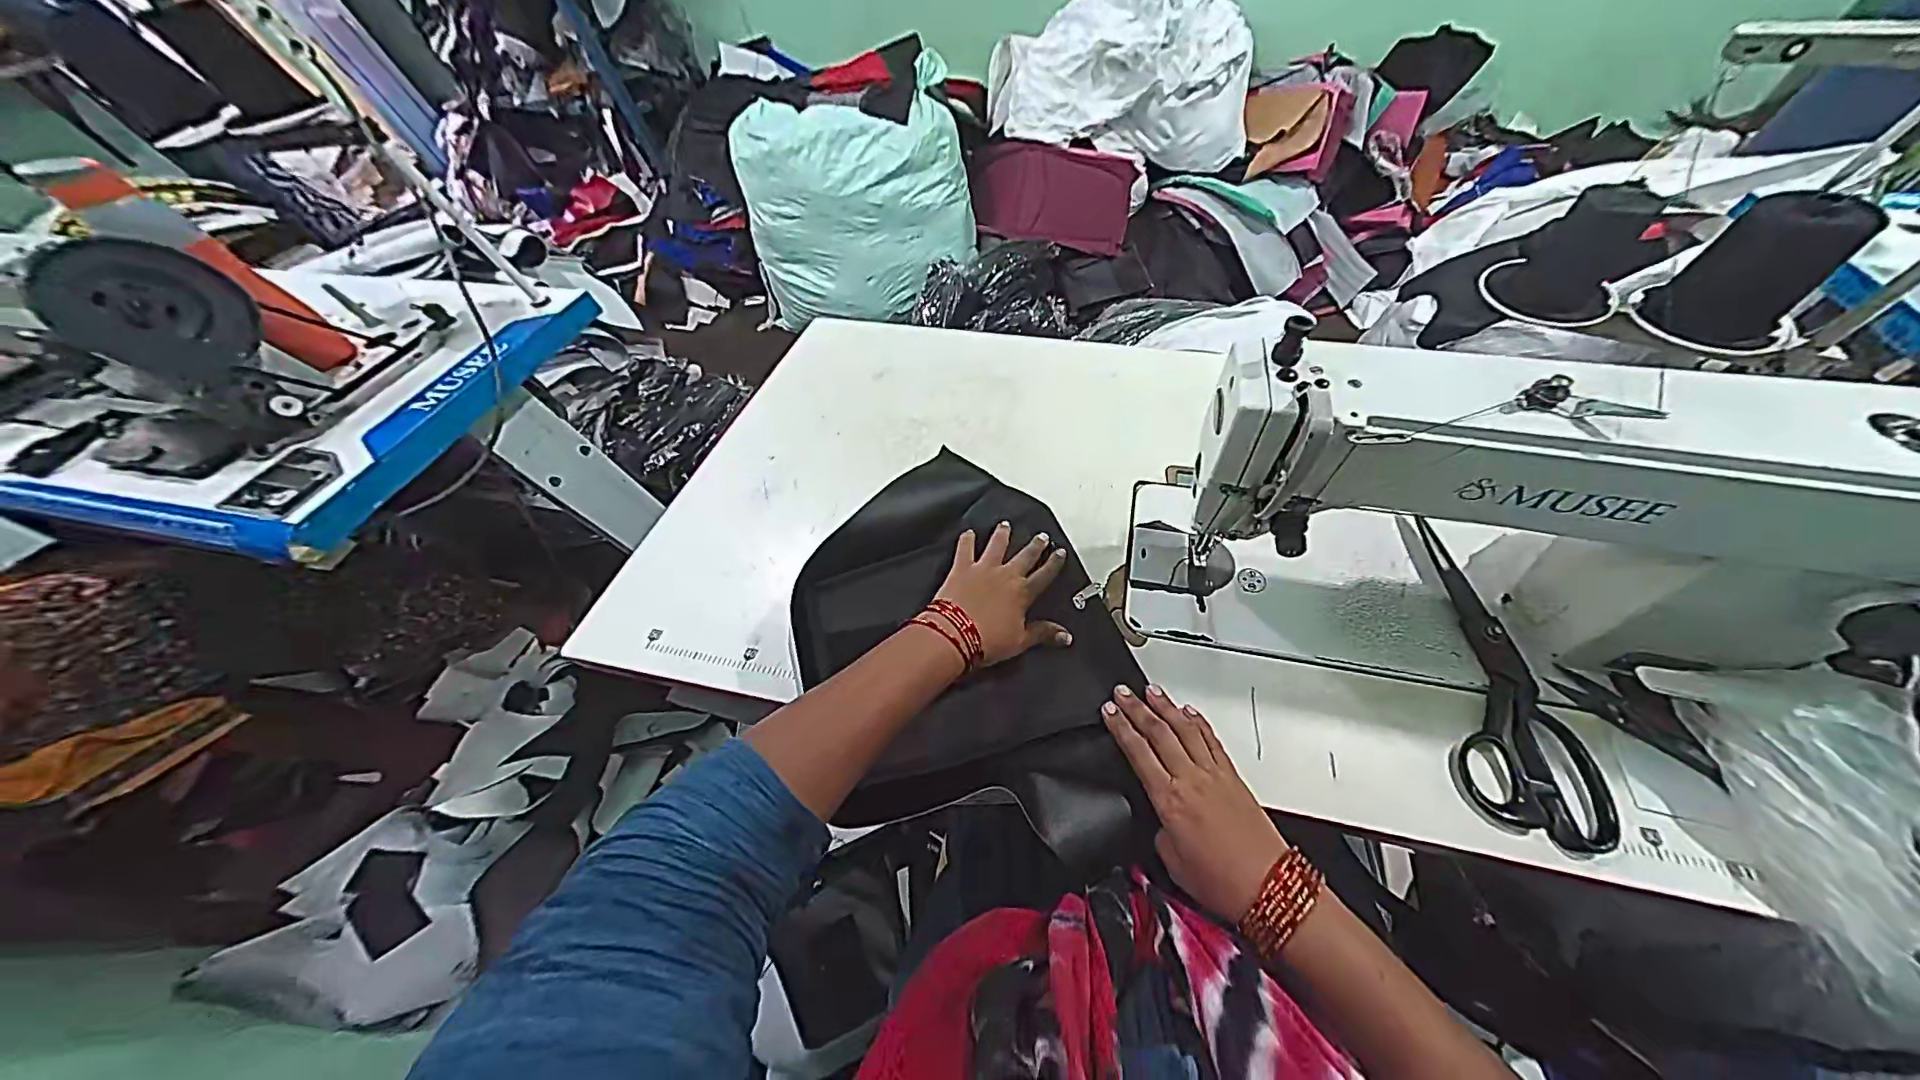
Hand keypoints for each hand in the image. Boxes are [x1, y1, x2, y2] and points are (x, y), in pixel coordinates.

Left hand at [933, 521, 1071, 666]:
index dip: (1054, 563)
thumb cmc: (988, 641)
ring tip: (1006, 525)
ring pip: (996, 545)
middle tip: (1042, 536)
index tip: (1060, 553)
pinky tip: (968, 532)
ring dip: (1002, 535)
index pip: (1044, 575)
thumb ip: (1043, 633)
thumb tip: (1065, 636)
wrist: (956, 634)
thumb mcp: (1020, 641)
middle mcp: (1006, 575)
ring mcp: (983, 569)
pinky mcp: (961, 569)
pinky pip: (965, 549)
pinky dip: (967, 540)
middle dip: (1035, 545)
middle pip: (1025, 556)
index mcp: (1022, 593)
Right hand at [1103, 684, 1288, 923]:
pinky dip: (1198, 721)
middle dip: (1136, 707)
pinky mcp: (1234, 778)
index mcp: (1169, 800)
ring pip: (1185, 728)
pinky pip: (1211, 740)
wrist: (1269, 888)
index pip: (1137, 751)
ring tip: (1152, 690)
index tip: (1109, 711)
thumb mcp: (1171, 860)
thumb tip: (1161, 819)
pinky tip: (1189, 712)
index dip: (1120, 727)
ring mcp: (1214, 775)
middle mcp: (1191, 781)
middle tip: (1123, 691)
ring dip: (1166, 706)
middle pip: (1159, 731)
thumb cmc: (1223, 882)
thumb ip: (1160, 830)